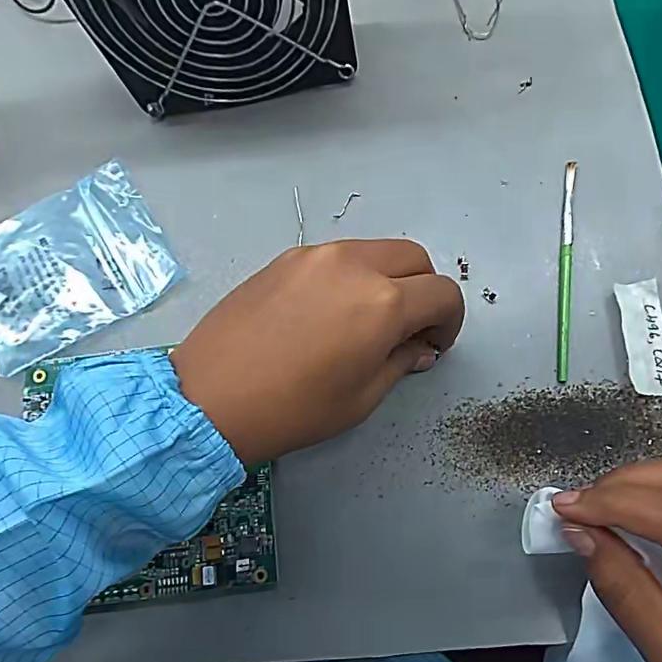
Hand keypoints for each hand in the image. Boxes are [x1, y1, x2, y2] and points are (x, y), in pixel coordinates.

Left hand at [172, 240, 464, 464]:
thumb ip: (401, 362)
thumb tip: (419, 347)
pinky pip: (337, 257)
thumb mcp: (362, 397)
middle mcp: (354, 265)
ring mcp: (316, 255)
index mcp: (383, 302)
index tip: (434, 344)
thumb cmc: (294, 409)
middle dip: (425, 291)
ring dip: (389, 279)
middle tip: (409, 329)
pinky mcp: (285, 258)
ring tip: (367, 320)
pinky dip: (352, 277)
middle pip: (415, 258)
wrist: (211, 398)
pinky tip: (329, 313)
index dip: (450, 321)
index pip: (443, 293)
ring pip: (375, 251)